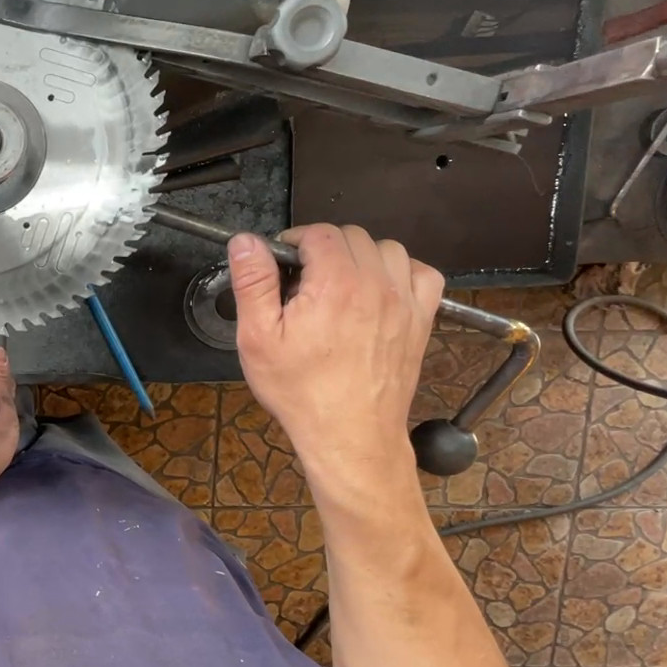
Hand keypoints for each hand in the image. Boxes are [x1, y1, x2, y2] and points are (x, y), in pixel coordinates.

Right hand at [228, 225, 442, 476]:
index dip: (294, 241)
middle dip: (323, 248)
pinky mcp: (420, 320)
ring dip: (360, 257)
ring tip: (335, 286)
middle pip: (353, 237)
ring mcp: (405, 301)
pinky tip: (375, 292)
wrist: (348, 433)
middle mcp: (377, 284)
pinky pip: (421, 274)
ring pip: (388, 250)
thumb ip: (252, 283)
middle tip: (300, 282)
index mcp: (335, 284)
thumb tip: (245, 242)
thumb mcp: (257, 338)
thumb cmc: (299, 389)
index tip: (279, 264)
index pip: (319, 233)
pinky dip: (399, 272)